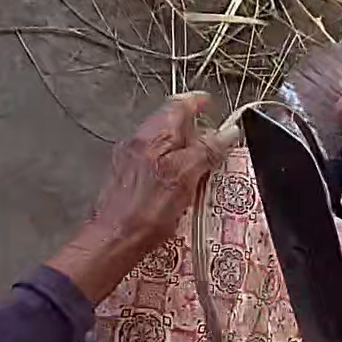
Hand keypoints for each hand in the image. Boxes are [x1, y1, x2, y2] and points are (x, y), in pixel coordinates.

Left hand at [48, 91, 238, 302]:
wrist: (114, 239)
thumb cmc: (149, 209)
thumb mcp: (185, 176)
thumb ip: (206, 151)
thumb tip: (227, 133)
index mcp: (153, 135)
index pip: (177, 105)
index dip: (196, 101)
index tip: (209, 102)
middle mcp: (137, 141)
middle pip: (169, 124)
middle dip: (192, 127)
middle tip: (213, 138)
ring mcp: (128, 160)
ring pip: (160, 144)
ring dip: (181, 148)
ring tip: (200, 163)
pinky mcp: (125, 179)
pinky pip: (152, 162)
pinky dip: (170, 165)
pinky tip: (178, 184)